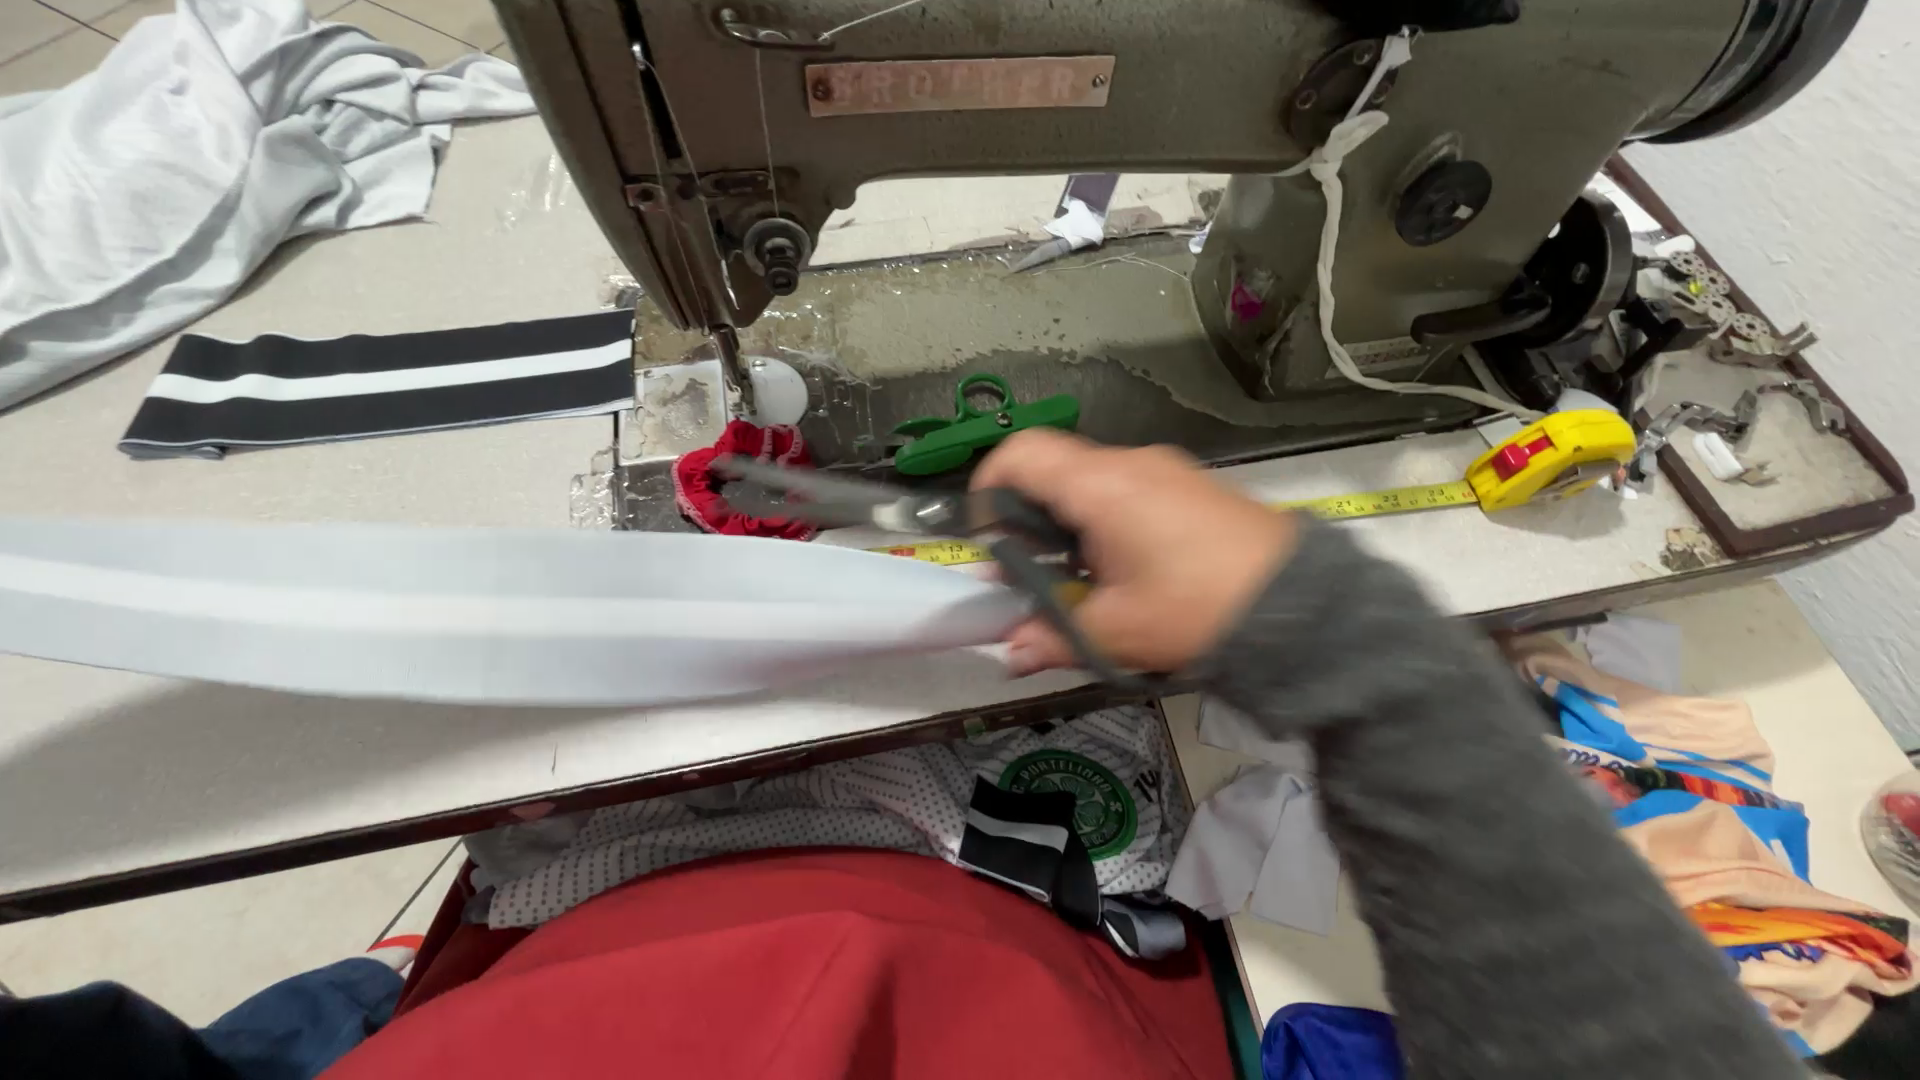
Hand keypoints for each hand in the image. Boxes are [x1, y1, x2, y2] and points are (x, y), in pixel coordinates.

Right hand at [971, 430, 1299, 676]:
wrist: (1302, 604)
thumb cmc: (1201, 608)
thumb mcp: (1118, 630)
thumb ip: (1053, 637)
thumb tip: (1013, 652)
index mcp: (1101, 487)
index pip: (1020, 454)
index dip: (988, 489)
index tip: (989, 539)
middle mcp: (1129, 464)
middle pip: (1051, 470)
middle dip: (1027, 520)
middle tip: (1028, 575)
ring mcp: (1164, 469)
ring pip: (1088, 481)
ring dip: (1066, 524)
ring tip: (1078, 580)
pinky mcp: (1189, 485)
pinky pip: (1125, 489)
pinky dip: (1103, 521)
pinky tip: (1122, 570)